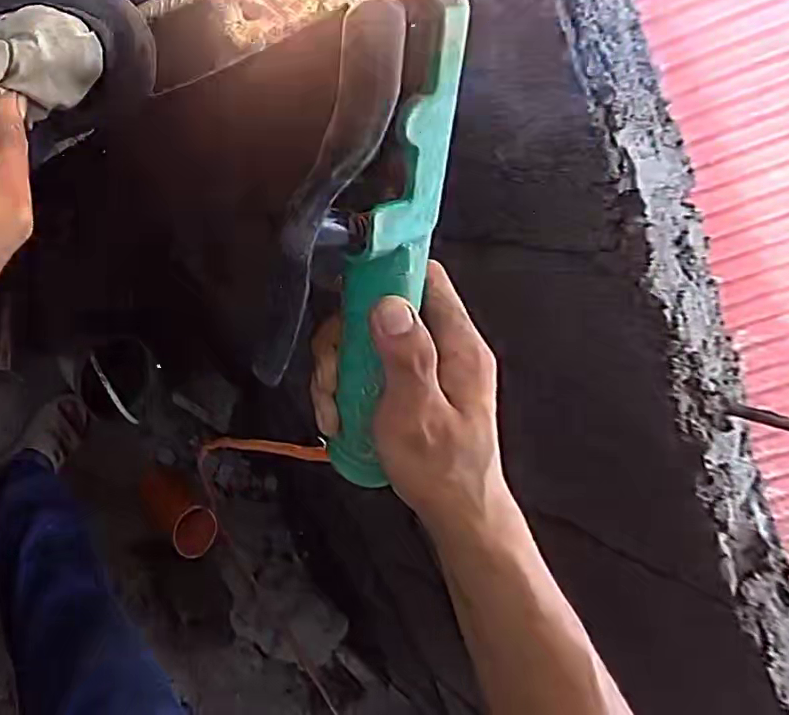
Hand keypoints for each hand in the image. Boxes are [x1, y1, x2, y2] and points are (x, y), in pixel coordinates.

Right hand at [310, 261, 509, 532]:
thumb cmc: (442, 469)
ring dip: (335, 369)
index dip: (387, 270)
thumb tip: (388, 303)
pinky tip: (338, 417)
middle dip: (343, 339)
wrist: (457, 518)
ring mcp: (416, 364)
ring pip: (360, 339)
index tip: (348, 290)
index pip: (426, 277)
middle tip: (331, 375)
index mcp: (457, 343)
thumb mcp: (420, 414)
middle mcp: (439, 345)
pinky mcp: (399, 382)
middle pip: (378, 309)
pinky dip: (342, 386)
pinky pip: (360, 365)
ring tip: (332, 408)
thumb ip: (407, 357)